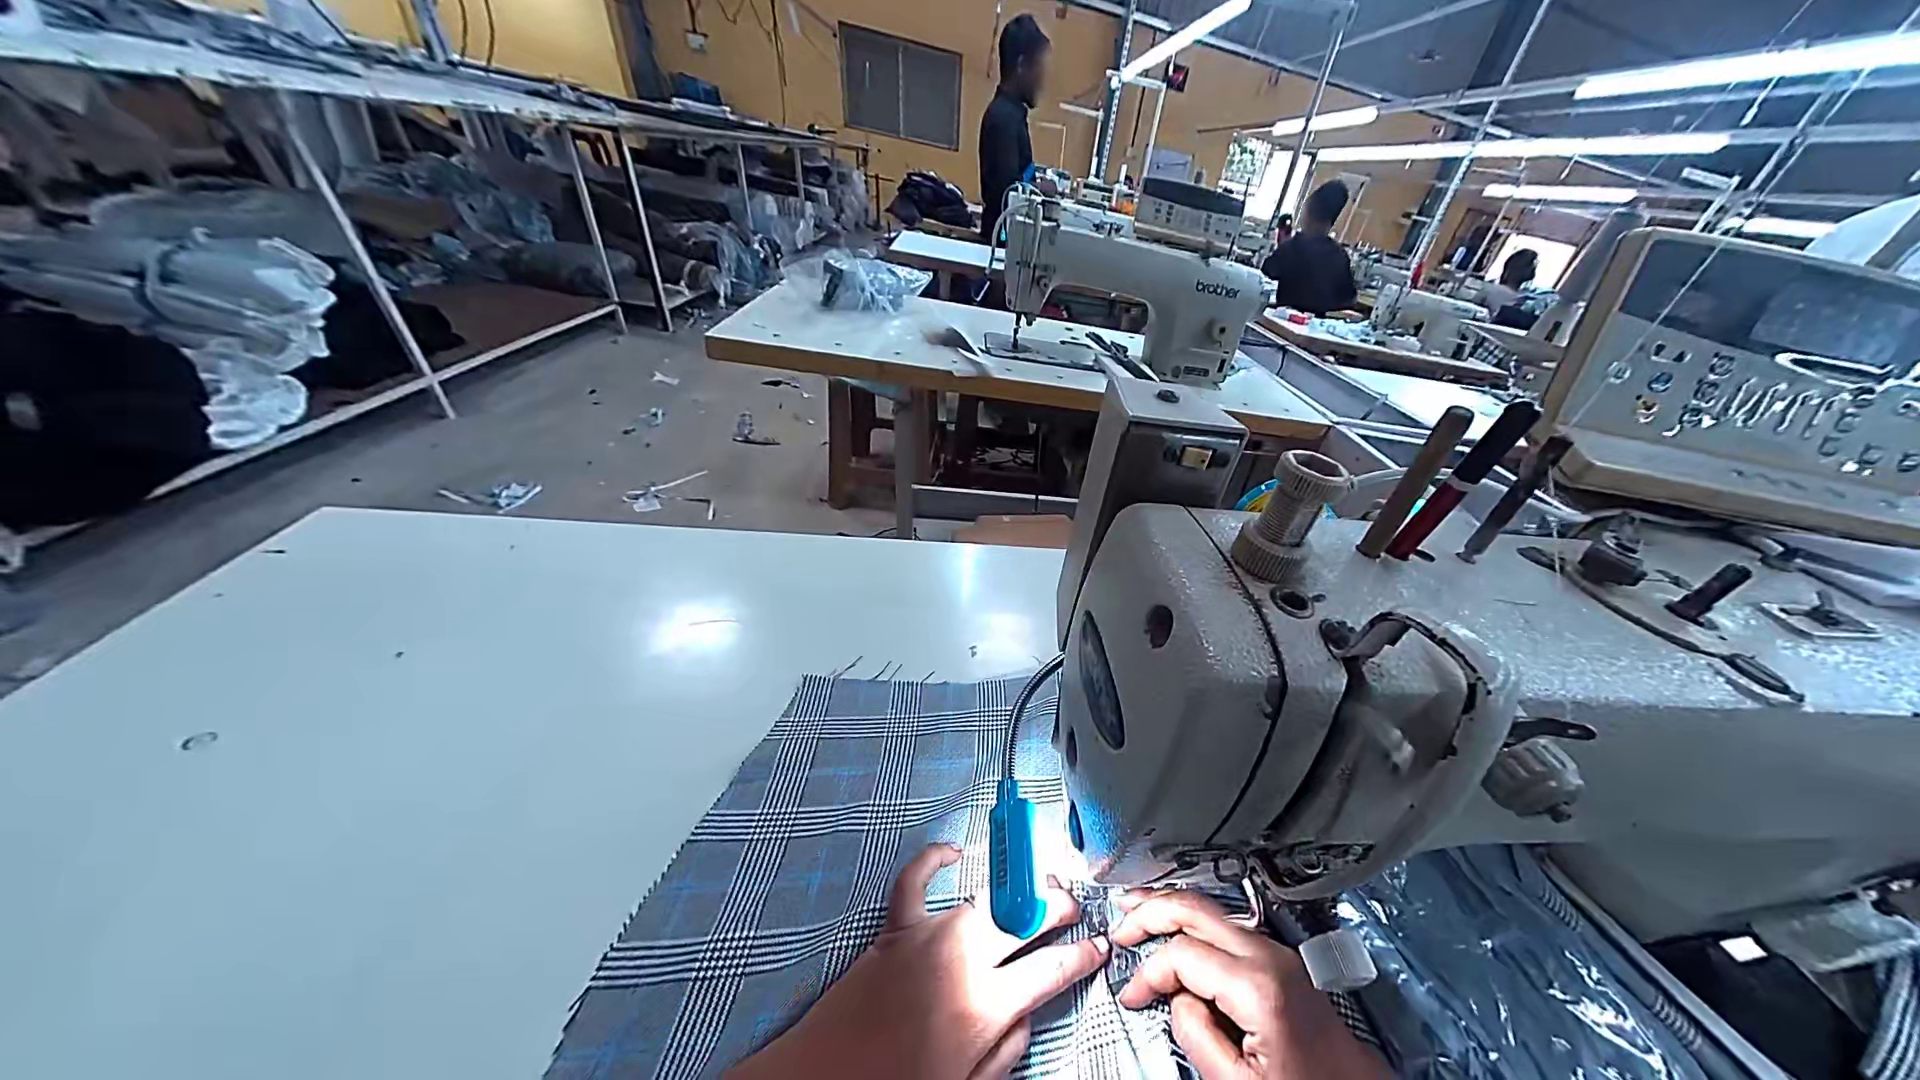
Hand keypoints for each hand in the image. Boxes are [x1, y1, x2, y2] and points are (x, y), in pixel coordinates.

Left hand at [726, 844, 1108, 1079]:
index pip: (1047, 972)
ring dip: (1011, 894)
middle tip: (1071, 905)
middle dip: (1053, 909)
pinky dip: (931, 860)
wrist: (826, 1077)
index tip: (1096, 946)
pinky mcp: (893, 928)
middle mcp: (960, 960)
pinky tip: (948, 851)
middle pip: (1020, 922)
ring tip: (1032, 890)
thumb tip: (1025, 1015)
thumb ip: (1005, 1050)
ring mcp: (926, 936)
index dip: (1079, 957)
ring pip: (979, 903)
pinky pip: (914, 881)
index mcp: (983, 1006)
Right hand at [1112, 890, 1389, 1079]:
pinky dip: (1190, 920)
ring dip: (1166, 906)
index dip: (1148, 972)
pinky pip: (1224, 925)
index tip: (1133, 993)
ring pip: (1208, 908)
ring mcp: (1277, 953)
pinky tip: (1173, 925)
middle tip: (1118, 925)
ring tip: (1134, 908)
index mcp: (1257, 984)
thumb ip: (1195, 1035)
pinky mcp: (1280, 961)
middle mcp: (1269, 955)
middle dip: (1147, 911)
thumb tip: (1175, 1000)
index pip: (1180, 954)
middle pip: (1193, 907)